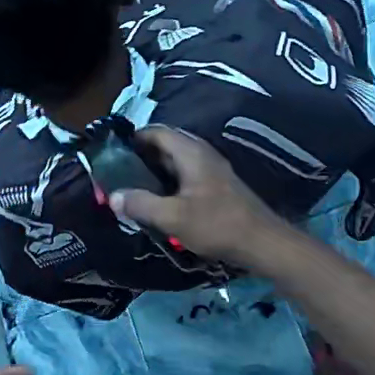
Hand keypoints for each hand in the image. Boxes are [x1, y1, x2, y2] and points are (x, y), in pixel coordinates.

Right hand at [108, 126, 292, 266]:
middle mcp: (203, 154)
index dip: (134, 139)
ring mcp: (213, 170)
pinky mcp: (218, 187)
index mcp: (191, 152)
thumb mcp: (172, 217)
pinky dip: (170, 183)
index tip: (113, 155)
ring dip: (156, 172)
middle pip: (166, 145)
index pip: (157, 132)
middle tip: (120, 174)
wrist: (262, 242)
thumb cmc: (217, 224)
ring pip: (177, 162)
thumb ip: (140, 204)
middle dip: (142, 157)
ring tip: (134, 189)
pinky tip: (161, 202)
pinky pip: (187, 176)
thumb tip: (112, 196)